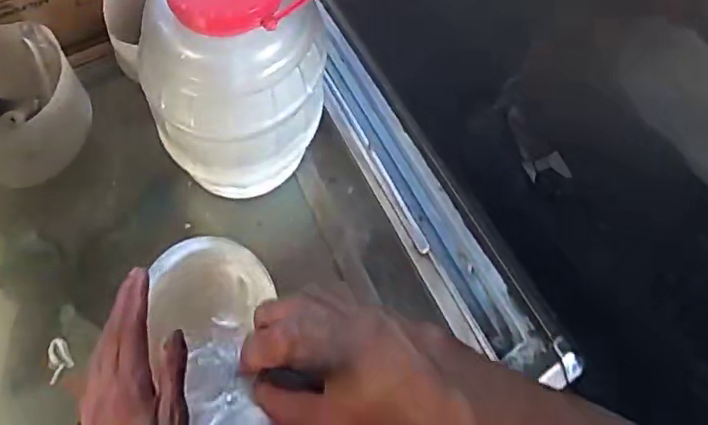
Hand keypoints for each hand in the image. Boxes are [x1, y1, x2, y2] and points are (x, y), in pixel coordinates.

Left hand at [80, 268, 187, 424]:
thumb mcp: (174, 419)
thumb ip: (173, 375)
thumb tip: (173, 334)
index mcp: (127, 382)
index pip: (129, 328)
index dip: (135, 298)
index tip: (141, 274)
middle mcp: (103, 384)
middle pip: (111, 333)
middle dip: (122, 302)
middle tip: (134, 277)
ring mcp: (91, 399)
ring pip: (99, 347)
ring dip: (112, 320)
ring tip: (124, 301)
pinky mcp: (86, 412)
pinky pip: (94, 365)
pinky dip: (104, 342)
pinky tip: (109, 343)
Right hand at [238, 288, 470, 424]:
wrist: (463, 402)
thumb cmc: (396, 416)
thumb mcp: (339, 424)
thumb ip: (293, 407)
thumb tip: (261, 390)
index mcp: (330, 337)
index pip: (274, 336)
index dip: (252, 354)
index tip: (244, 374)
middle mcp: (340, 310)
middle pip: (284, 306)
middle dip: (265, 333)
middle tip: (266, 368)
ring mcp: (359, 306)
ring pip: (305, 297)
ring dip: (289, 321)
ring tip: (291, 357)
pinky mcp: (376, 309)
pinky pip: (330, 299)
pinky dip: (315, 316)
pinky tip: (322, 345)